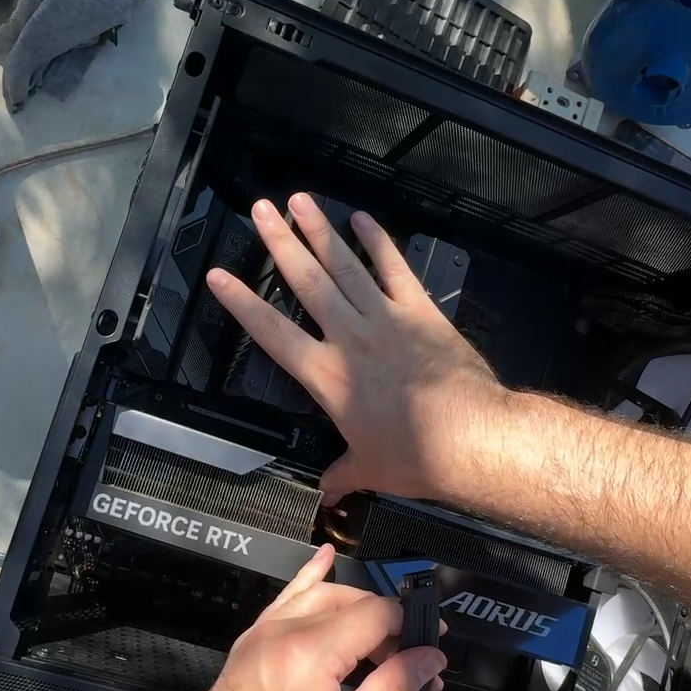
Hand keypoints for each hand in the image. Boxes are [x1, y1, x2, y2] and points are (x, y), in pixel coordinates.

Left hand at [144, 545, 446, 690]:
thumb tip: (429, 655)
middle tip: (417, 659)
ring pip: (317, 598)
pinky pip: (283, 602)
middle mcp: (278, 632)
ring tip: (388, 638)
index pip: (374, 614)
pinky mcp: (244, 649)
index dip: (411, 624)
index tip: (437, 646)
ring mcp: (255, 637)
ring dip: (356, 610)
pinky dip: (308, 582)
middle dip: (388, 623)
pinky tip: (324, 561)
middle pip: (347, 602)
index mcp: (307, 655)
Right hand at [207, 195, 508, 501]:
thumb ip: (342, 472)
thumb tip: (328, 490)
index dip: (241, 304)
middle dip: (280, 243)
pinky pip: (395, 270)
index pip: (272, 333)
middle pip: (306, 282)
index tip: (219, 277)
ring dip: (320, 231)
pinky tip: (363, 220)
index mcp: (327, 376)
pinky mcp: (420, 312)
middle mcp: (350, 338)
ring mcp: (386, 319)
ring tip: (299, 200)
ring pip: (345, 266)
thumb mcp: (368, 469)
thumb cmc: (415, 456)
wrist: (472, 439)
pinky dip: (379, 243)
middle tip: (261, 210)